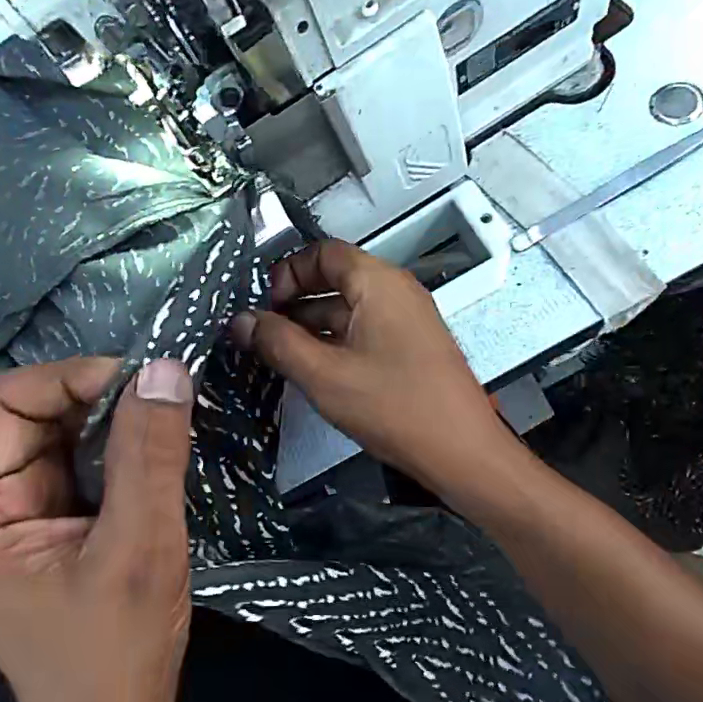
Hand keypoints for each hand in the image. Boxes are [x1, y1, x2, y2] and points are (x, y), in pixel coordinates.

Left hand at [0, 356, 195, 701]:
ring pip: (54, 438)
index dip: (75, 380)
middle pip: (25, 417)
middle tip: (169, 403)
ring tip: (170, 428)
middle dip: (99, 402)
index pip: (2, 405)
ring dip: (113, 426)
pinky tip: (157, 458)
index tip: (151, 384)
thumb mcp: (141, 546)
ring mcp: (4, 522)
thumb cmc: (116, 649)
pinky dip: (117, 453)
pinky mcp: (40, 532)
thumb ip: (150, 456)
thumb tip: (164, 368)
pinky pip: (74, 468)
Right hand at [230, 239, 519, 495]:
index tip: (263, 304)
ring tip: (282, 356)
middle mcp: (398, 292)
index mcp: (379, 283)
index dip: (287, 272)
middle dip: (296, 302)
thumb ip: (278, 343)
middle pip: (338, 278)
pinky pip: (369, 331)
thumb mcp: (324, 374)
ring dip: (315, 326)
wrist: (460, 449)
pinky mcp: (416, 348)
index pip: (325, 252)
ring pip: (352, 309)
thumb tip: (241, 321)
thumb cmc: (393, 406)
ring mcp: (411, 320)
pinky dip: (340, 342)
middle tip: (264, 333)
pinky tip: (318, 371)